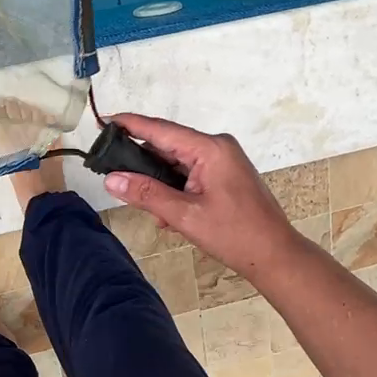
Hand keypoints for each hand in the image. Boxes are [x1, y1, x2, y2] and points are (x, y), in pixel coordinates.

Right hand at [102, 113, 302, 277]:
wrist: (275, 255)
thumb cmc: (235, 235)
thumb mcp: (185, 215)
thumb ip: (146, 195)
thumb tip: (111, 180)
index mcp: (210, 149)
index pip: (160, 129)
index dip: (129, 125)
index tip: (102, 122)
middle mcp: (217, 147)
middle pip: (167, 145)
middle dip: (140, 162)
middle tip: (111, 174)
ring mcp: (222, 160)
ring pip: (176, 162)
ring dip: (158, 182)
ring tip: (142, 204)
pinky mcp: (224, 175)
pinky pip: (189, 174)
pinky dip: (174, 190)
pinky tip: (166, 214)